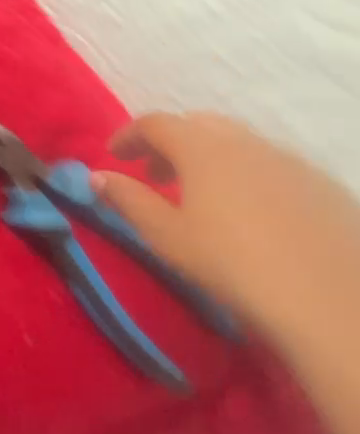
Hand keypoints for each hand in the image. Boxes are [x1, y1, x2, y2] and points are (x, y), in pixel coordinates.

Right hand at [93, 111, 359, 339]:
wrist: (339, 310)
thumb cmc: (234, 264)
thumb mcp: (165, 234)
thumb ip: (127, 198)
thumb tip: (97, 176)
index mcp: (205, 149)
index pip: (156, 123)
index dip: (129, 135)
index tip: (115, 156)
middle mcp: (251, 147)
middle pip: (202, 126)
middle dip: (172, 143)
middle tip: (157, 174)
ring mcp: (299, 169)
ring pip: (244, 146)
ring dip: (214, 159)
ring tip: (205, 196)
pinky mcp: (332, 194)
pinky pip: (280, 170)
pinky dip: (252, 177)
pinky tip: (254, 215)